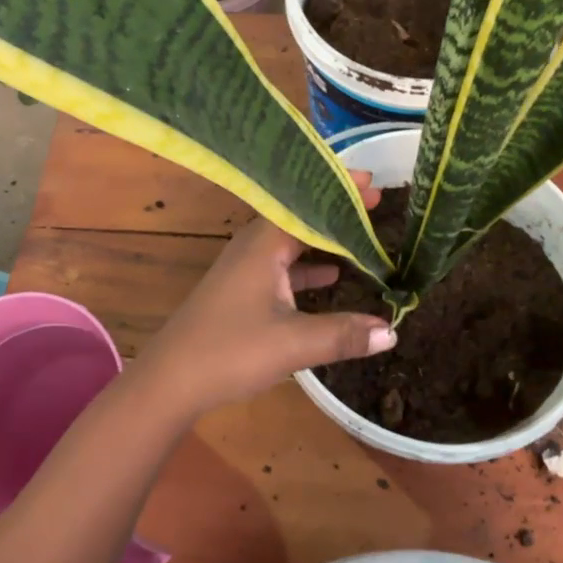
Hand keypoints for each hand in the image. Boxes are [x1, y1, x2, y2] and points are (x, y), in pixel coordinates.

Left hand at [133, 172, 396, 417]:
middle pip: (299, 217)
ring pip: (290, 241)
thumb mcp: (293, 344)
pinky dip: (308, 265)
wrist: (170, 379)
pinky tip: (333, 274)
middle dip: (336, 209)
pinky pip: (282, 265)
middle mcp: (252, 247)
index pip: (307, 206)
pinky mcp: (241, 291)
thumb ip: (343, 334)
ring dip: (323, 236)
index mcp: (263, 245)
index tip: (375, 182)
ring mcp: (244, 268)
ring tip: (361, 231)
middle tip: (376, 200)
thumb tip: (392, 330)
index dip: (341, 194)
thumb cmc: (230, 351)